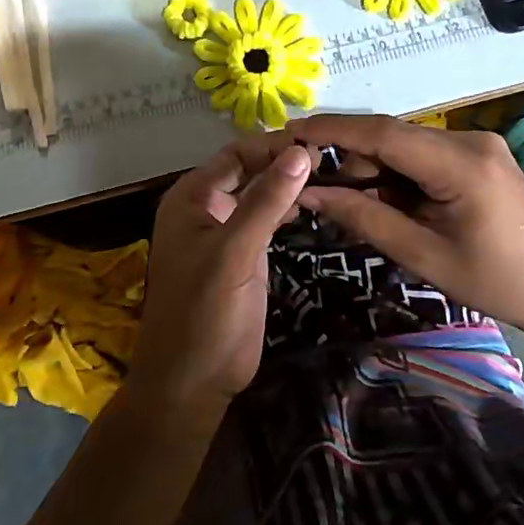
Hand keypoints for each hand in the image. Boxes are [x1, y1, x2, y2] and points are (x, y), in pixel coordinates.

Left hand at [129, 134, 311, 407]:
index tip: (317, 141)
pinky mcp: (243, 257)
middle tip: (332, 158)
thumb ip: (266, 201)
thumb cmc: (205, 313)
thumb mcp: (235, 252)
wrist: (192, 383)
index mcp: (191, 198)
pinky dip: (287, 210)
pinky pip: (265, 221)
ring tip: (332, 175)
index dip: (273, 145)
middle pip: (248, 172)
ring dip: (288, 185)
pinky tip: (314, 205)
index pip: (236, 154)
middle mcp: (206, 209)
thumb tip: (301, 152)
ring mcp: (225, 234)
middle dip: (284, 163)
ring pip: (259, 196)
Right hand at [288, 114, 523, 339]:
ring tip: (349, 202)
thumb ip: (364, 218)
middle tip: (313, 186)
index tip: (290, 132)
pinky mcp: (477, 154)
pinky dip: (395, 173)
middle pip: (392, 136)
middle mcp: (470, 139)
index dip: (333, 130)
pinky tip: (383, 199)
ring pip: (404, 144)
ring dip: (372, 168)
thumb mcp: (422, 255)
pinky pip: (422, 154)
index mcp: (463, 163)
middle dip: (349, 157)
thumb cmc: (495, 283)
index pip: (384, 134)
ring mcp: (477, 143)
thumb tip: (309, 193)